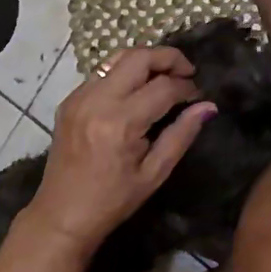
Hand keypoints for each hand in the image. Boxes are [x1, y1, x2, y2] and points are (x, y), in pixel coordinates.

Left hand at [25, 47, 215, 247]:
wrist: (62, 214)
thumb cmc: (113, 200)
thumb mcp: (155, 173)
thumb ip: (182, 134)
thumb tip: (208, 106)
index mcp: (120, 123)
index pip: (163, 87)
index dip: (187, 87)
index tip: (198, 96)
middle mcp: (97, 101)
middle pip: (139, 57)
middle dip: (168, 58)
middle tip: (187, 72)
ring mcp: (79, 97)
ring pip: (118, 58)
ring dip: (146, 61)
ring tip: (165, 76)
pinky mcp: (69, 100)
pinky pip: (102, 73)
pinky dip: (125, 73)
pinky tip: (137, 91)